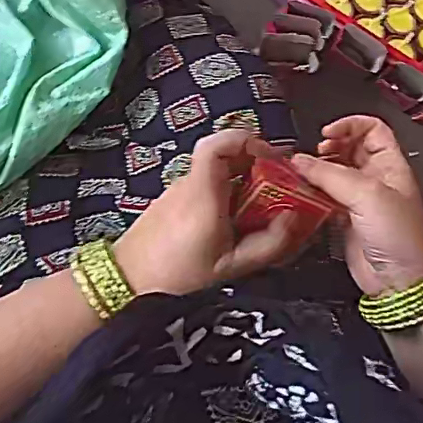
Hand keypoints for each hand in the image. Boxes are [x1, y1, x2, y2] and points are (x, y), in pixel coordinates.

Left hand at [113, 130, 307, 295]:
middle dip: (256, 159)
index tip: (270, 158)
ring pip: (217, 167)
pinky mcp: (175, 198)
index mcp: (204, 192)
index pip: (218, 143)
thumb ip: (268, 243)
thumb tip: (294, 217)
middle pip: (224, 151)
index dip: (247, 140)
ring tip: (264, 200)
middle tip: (279, 179)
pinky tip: (238, 215)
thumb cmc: (178, 274)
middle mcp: (191, 182)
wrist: (127, 281)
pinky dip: (228, 188)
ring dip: (244, 175)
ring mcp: (180, 188)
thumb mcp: (231, 266)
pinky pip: (208, 181)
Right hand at [292, 116, 422, 295]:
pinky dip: (312, 191)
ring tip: (302, 172)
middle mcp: (375, 176)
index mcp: (390, 163)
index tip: (327, 133)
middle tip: (315, 154)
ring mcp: (360, 198)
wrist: (399, 282)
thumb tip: (299, 161)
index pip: (372, 128)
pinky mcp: (345, 218)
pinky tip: (301, 192)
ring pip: (334, 171)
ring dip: (317, 168)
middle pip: (350, 147)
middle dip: (330, 146)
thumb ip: (330, 175)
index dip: (350, 125)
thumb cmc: (398, 235)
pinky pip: (325, 196)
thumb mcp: (367, 195)